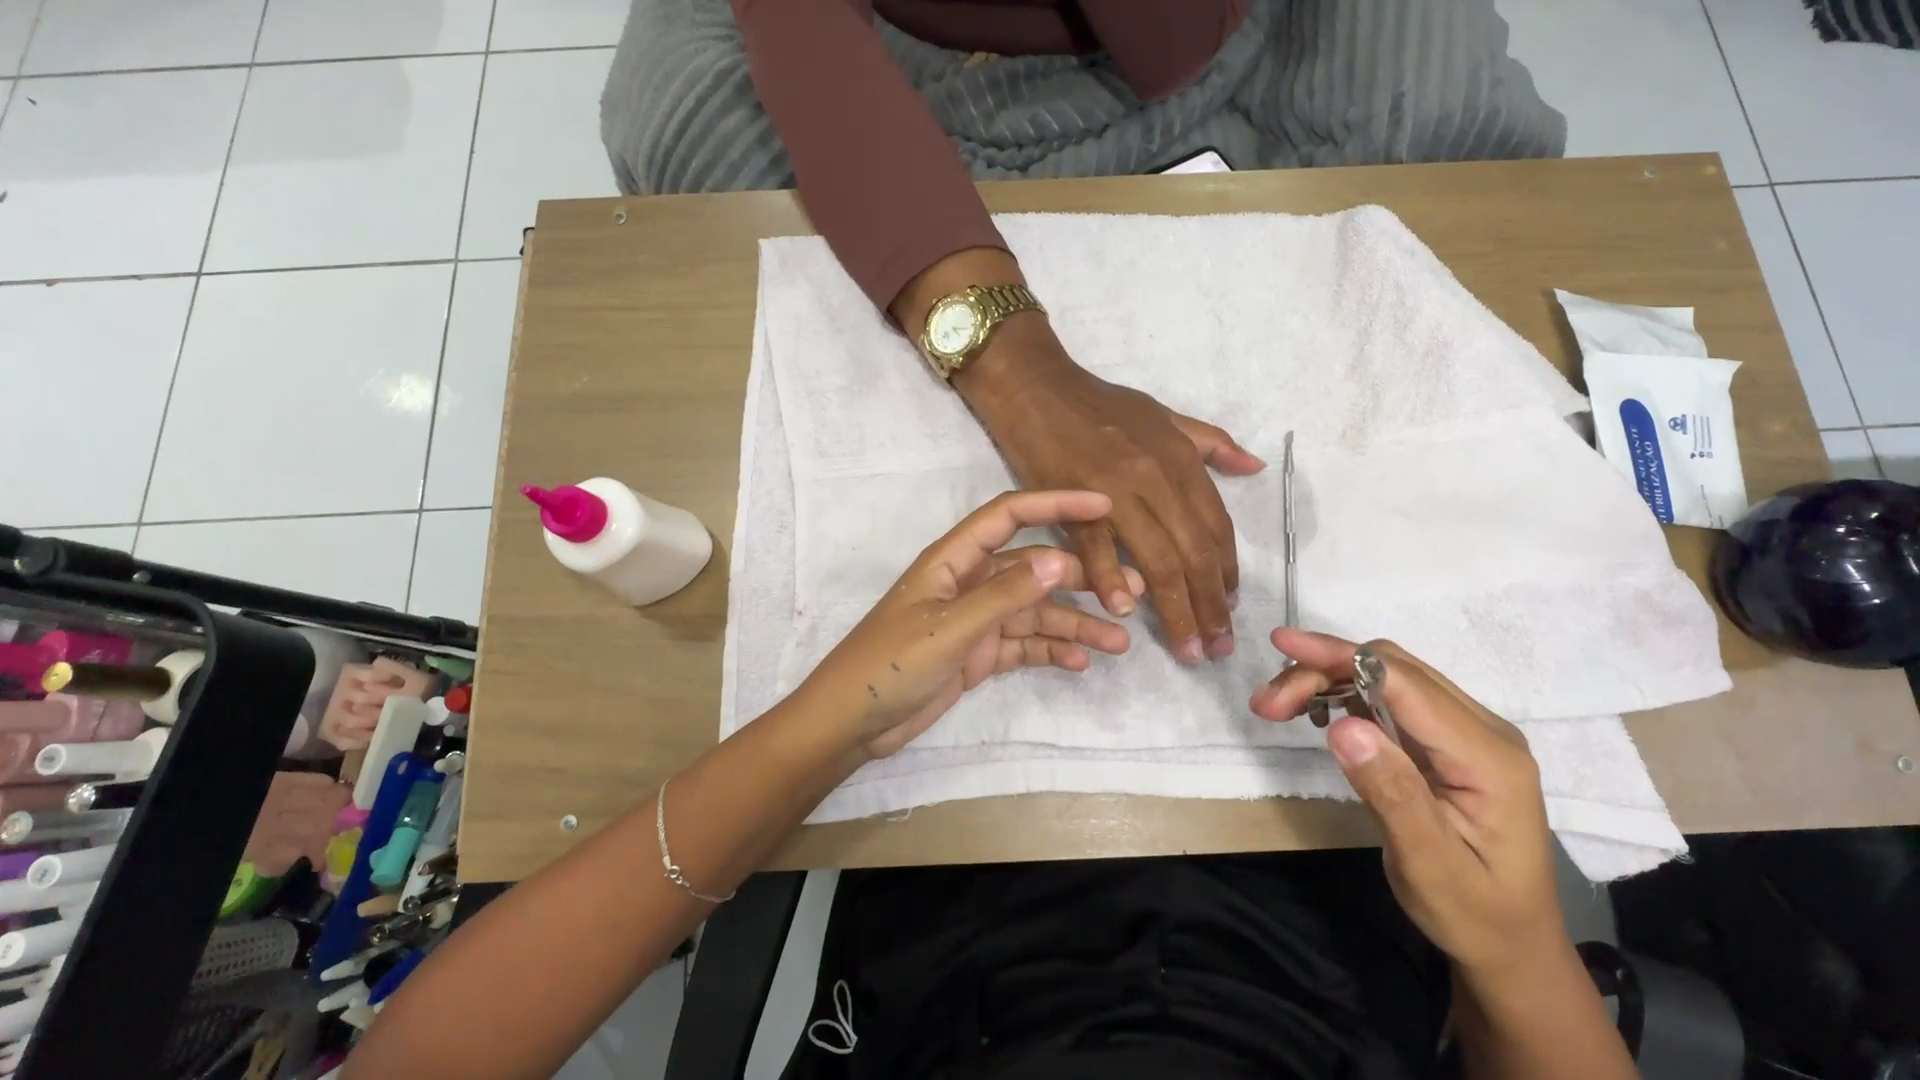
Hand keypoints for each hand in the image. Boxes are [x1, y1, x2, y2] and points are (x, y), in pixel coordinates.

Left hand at [802, 490, 1140, 759]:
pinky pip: (1023, 644)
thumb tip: (1062, 560)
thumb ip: (1005, 595)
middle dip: (1079, 578)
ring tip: (1118, 642)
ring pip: (1034, 612)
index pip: (1009, 516)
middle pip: (1033, 568)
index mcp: (952, 560)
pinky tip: (1080, 662)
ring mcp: (974, 620)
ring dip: (1074, 623)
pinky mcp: (977, 655)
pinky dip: (1051, 650)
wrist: (850, 722)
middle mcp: (968, 583)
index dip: (1055, 505)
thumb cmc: (889, 664)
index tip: (1104, 507)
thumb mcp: (950, 629)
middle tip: (1131, 593)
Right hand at [958, 321, 1263, 664]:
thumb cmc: (1099, 404)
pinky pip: (1096, 546)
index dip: (1227, 574)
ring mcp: (1113, 490)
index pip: (1215, 528)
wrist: (1036, 387)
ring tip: (1189, 649)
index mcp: (1180, 459)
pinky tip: (1125, 612)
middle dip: (1210, 606)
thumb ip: (1210, 443)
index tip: (1230, 609)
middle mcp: (1156, 477)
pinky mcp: (1070, 499)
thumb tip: (1254, 467)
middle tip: (1220, 649)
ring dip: (1176, 610)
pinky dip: (1111, 579)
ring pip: (1156, 559)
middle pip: (1194, 553)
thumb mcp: (1164, 415)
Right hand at [1249, 629, 1568, 977]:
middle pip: (1393, 669)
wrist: (1513, 944)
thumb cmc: (1474, 914)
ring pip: (1389, 678)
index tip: (1281, 647)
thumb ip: (1392, 793)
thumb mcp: (1429, 866)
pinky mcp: (1448, 743)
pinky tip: (1319, 715)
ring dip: (1330, 679)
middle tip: (1267, 705)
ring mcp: (1467, 733)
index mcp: (1488, 756)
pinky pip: (1393, 699)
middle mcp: (1483, 730)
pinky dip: (1347, 695)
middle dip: (1324, 669)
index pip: (1404, 683)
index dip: (1341, 657)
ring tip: (1279, 708)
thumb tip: (1344, 725)